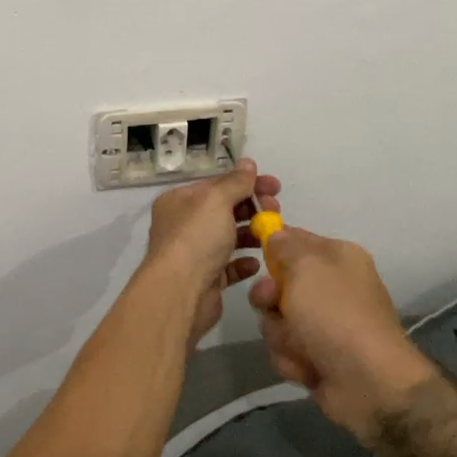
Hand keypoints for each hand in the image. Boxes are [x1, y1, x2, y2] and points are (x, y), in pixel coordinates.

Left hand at [139, 159, 280, 346]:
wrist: (179, 292)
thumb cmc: (196, 238)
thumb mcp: (216, 200)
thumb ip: (235, 182)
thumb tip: (248, 163)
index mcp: (180, 201)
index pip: (217, 186)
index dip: (247, 183)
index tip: (275, 187)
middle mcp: (184, 225)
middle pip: (224, 210)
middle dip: (253, 208)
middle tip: (277, 210)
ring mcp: (194, 254)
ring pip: (228, 238)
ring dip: (251, 234)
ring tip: (271, 236)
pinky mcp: (205, 280)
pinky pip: (228, 267)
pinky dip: (244, 263)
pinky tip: (256, 262)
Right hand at [249, 228, 435, 441]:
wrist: (369, 382)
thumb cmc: (336, 315)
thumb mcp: (306, 267)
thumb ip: (284, 246)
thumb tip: (274, 235)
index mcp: (337, 257)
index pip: (293, 239)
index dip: (272, 247)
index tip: (255, 257)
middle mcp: (331, 287)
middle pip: (278, 284)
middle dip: (270, 300)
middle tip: (273, 306)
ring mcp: (324, 324)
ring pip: (276, 320)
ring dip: (281, 335)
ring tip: (301, 346)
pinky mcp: (317, 356)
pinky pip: (285, 350)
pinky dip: (292, 360)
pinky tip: (309, 367)